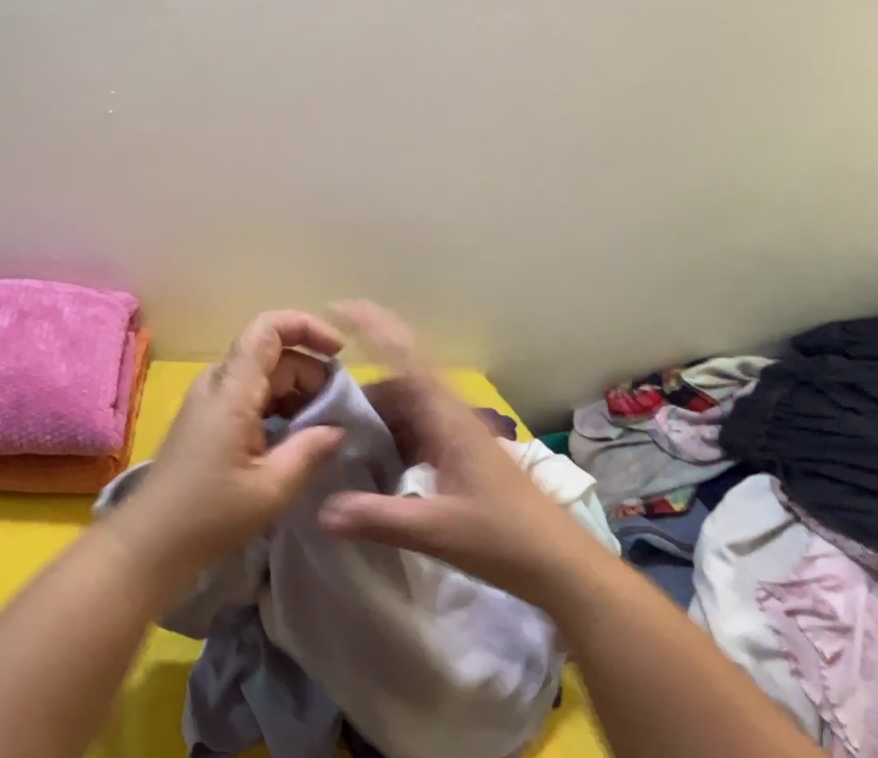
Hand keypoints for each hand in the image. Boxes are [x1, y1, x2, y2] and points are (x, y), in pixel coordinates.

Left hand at [108, 310, 347, 574]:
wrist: (153, 539)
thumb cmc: (212, 513)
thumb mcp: (272, 487)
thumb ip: (310, 450)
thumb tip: (338, 428)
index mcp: (232, 389)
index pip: (268, 328)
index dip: (307, 327)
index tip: (340, 351)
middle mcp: (217, 383)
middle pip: (271, 354)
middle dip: (311, 374)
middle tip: (340, 414)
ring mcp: (208, 400)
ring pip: (262, 375)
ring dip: (296, 393)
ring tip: (323, 429)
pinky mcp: (206, 419)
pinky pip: (248, 395)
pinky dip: (278, 407)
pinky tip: (295, 439)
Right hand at [317, 300, 605, 602]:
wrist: (563, 567)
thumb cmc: (506, 540)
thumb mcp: (436, 530)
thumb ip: (377, 518)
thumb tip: (320, 509)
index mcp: (447, 418)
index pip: (405, 356)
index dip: (372, 326)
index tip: (336, 308)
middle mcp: (451, 416)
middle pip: (396, 384)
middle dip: (357, 391)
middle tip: (314, 407)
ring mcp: (457, 436)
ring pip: (405, 409)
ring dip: (372, 417)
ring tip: (334, 437)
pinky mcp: (460, 457)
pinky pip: (414, 432)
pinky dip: (388, 439)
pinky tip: (370, 467)